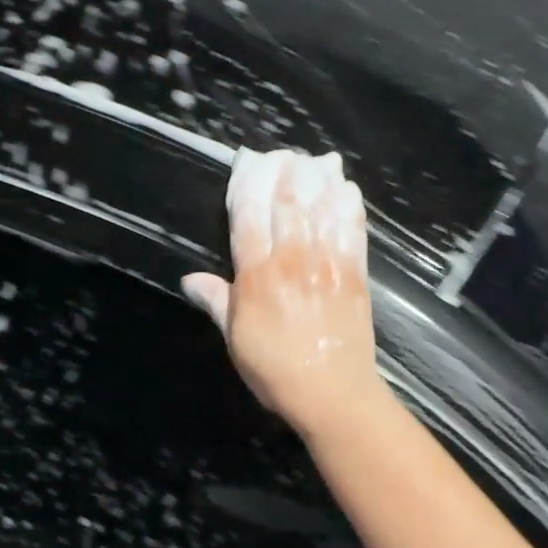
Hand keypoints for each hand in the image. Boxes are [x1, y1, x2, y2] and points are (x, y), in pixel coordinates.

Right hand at [182, 149, 384, 438]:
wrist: (332, 393)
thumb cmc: (275, 372)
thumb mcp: (236, 341)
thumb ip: (218, 303)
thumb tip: (191, 280)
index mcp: (257, 276)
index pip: (249, 214)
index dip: (248, 182)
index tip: (248, 160)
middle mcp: (292, 260)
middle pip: (288, 200)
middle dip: (285, 170)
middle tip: (283, 153)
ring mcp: (328, 263)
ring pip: (322, 206)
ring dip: (319, 177)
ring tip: (316, 158)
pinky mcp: (355, 273)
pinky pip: (353, 228)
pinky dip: (349, 204)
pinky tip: (345, 188)